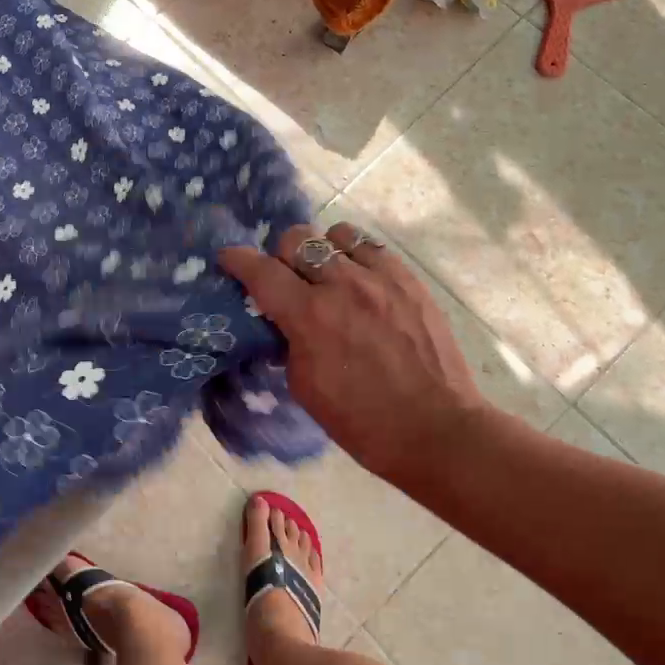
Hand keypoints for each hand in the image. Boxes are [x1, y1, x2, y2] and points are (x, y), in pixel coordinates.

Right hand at [219, 224, 490, 488]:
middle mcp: (342, 286)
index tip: (228, 259)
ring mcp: (380, 278)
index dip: (237, 260)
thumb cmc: (362, 421)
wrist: (436, 431)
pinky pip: (372, 246)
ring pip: (335, 234)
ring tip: (329, 275)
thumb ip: (289, 340)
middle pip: (296, 239)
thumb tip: (283, 319)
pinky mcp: (409, 280)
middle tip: (288, 279)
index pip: (260, 270)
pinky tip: (360, 280)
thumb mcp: (305, 386)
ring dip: (323, 252)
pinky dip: (356, 256)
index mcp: (310, 317)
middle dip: (283, 256)